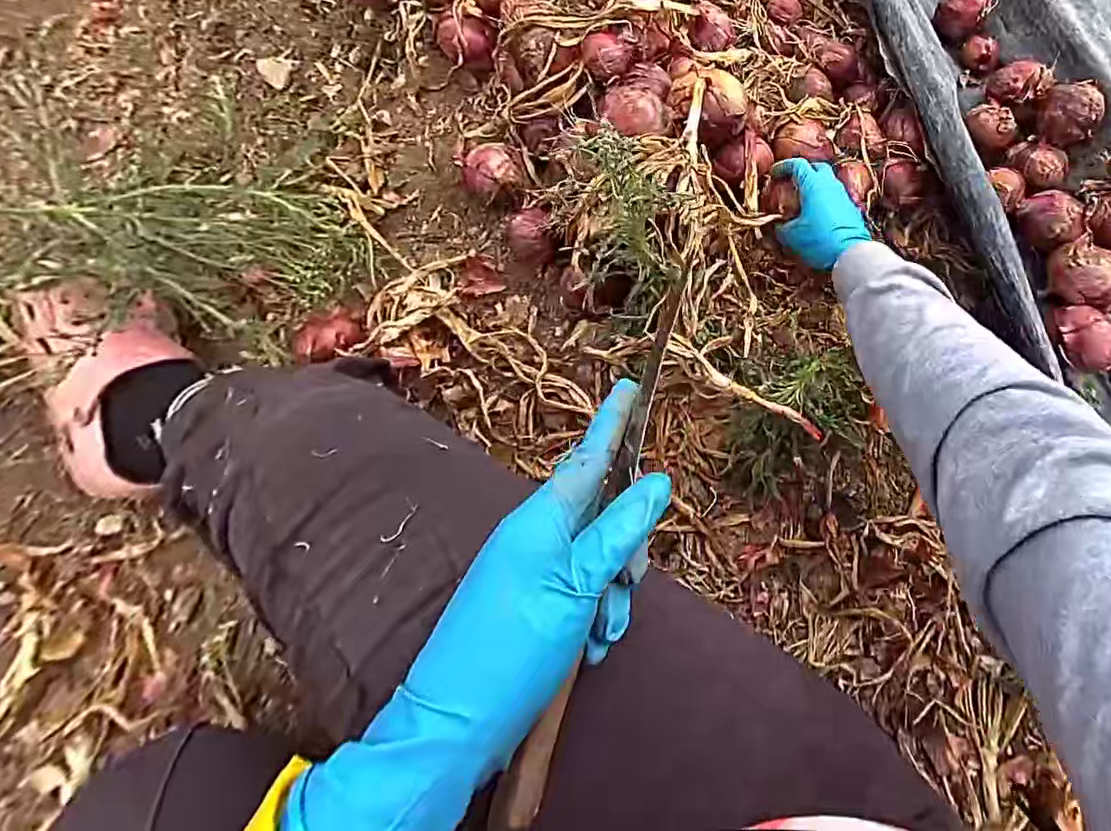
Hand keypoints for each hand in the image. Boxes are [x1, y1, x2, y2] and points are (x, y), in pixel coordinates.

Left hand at [288, 379, 671, 830]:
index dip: (613, 422)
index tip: (629, 387)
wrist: (453, 722)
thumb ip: (618, 532)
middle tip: (628, 584)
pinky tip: (589, 645)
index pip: (589, 456)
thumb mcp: (577, 586)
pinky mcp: (535, 596)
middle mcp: (539, 531)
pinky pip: (582, 586)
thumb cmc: (514, 648)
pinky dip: (594, 612)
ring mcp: (534, 564)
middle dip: (627, 547)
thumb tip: (657, 481)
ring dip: (612, 591)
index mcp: (543, 516)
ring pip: (599, 555)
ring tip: (600, 631)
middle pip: (604, 511)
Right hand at [772, 157, 872, 270]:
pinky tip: (816, 212)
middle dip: (803, 171)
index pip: (797, 165)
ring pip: (828, 181)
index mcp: (814, 185)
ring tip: (802, 198)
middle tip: (790, 181)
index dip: (783, 167)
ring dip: (814, 185)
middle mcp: (830, 185)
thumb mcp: (792, 235)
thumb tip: (777, 226)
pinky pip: (835, 196)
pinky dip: (823, 198)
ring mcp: (843, 196)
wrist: (851, 254)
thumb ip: (780, 227)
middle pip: (816, 168)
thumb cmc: (820, 240)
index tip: (774, 174)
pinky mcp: (851, 208)